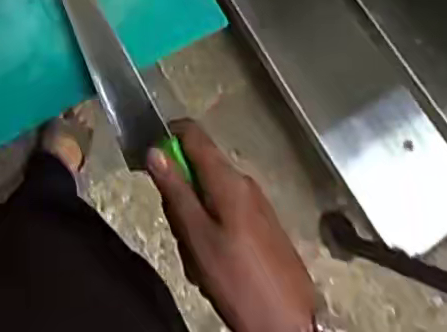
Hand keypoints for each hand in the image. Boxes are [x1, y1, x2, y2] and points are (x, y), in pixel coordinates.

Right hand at [148, 120, 316, 331]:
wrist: (294, 329)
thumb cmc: (240, 281)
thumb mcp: (198, 237)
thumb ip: (175, 190)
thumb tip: (154, 150)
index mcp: (227, 179)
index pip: (192, 133)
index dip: (167, 138)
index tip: (152, 164)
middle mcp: (243, 184)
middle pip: (197, 168)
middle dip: (179, 193)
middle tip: (178, 230)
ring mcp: (256, 206)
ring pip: (208, 195)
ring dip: (194, 219)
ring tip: (196, 257)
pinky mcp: (263, 228)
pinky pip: (225, 214)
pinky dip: (211, 232)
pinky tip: (213, 265)